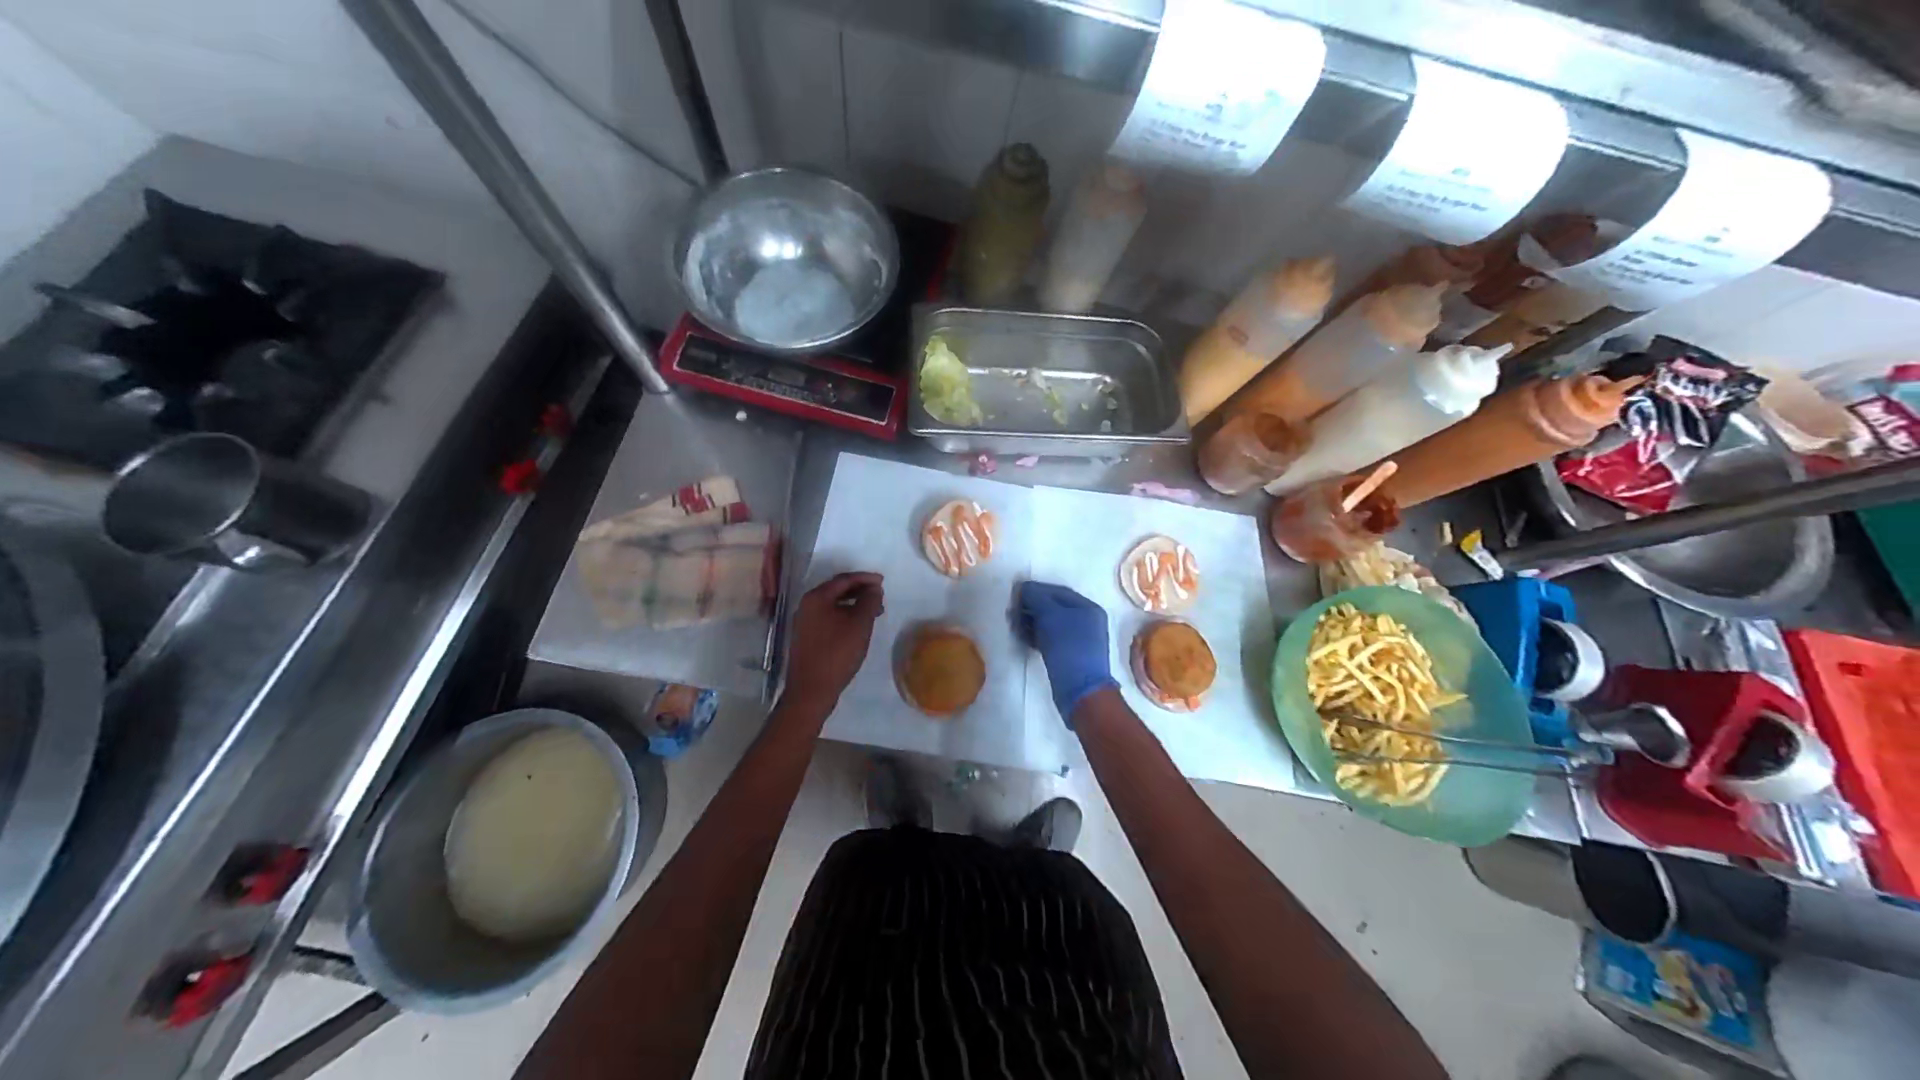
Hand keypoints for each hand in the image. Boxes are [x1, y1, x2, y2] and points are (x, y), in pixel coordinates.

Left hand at [783, 572, 883, 709]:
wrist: (811, 690)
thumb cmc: (837, 653)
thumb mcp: (859, 624)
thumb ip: (869, 601)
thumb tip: (873, 588)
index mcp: (817, 597)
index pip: (844, 579)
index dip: (865, 578)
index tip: (882, 582)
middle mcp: (806, 605)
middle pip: (836, 590)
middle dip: (859, 591)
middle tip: (879, 596)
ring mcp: (804, 622)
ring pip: (832, 605)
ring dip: (853, 605)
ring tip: (873, 612)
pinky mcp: (805, 637)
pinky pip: (828, 618)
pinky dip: (844, 616)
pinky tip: (856, 627)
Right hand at [1015, 581, 1115, 726]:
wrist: (1081, 691)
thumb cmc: (1068, 648)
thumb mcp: (1051, 616)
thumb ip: (1036, 598)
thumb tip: (1023, 588)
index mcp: (1088, 608)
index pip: (1056, 591)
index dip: (1034, 590)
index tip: (1014, 593)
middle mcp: (1086, 621)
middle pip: (1052, 607)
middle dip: (1030, 607)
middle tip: (1011, 611)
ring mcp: (1078, 640)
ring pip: (1049, 624)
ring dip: (1030, 621)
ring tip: (1013, 625)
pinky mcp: (1068, 655)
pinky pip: (1049, 638)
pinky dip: (1035, 635)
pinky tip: (1022, 637)